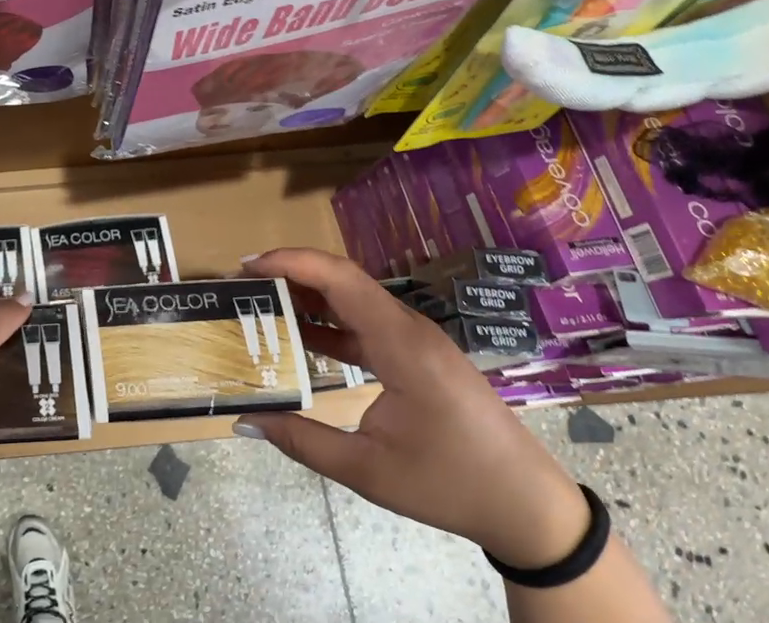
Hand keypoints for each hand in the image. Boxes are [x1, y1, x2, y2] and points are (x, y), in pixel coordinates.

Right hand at [235, 249, 590, 569]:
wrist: (528, 505)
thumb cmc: (450, 484)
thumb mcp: (368, 470)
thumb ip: (302, 440)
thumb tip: (245, 420)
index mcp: (401, 346)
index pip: (340, 279)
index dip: (291, 263)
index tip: (245, 267)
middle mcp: (410, 330)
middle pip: (344, 280)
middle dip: (290, 274)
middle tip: (240, 285)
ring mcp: (417, 341)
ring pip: (354, 299)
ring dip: (308, 296)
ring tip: (259, 304)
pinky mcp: (419, 356)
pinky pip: (367, 323)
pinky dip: (329, 322)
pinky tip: (300, 336)